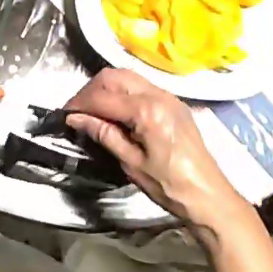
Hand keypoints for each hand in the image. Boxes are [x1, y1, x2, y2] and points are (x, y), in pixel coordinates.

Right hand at [63, 69, 252, 236]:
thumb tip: (76, 118)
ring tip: (92, 111)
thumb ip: (104, 134)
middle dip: (91, 90)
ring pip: (128, 77)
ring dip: (107, 88)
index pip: (103, 96)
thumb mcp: (131, 163)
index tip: (64, 115)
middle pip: (115, 76)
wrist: (209, 195)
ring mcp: (169, 96)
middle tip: (77, 112)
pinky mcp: (174, 103)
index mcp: (147, 110)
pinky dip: (123, 92)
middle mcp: (159, 94)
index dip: (79, 104)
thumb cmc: (170, 186)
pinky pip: (142, 86)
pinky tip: (114, 111)